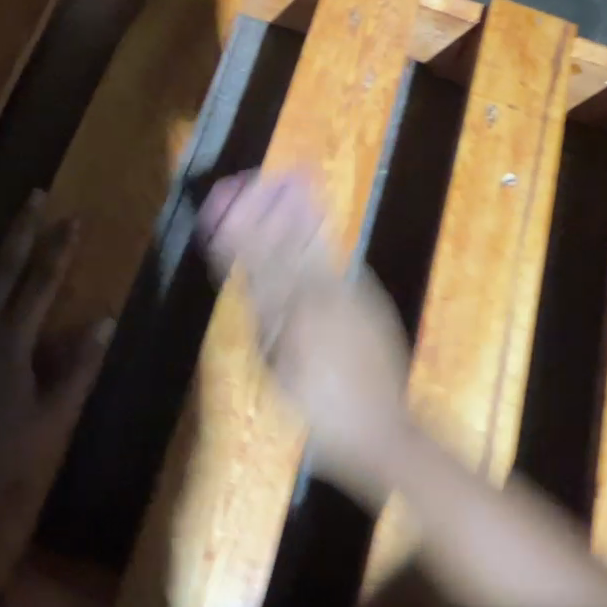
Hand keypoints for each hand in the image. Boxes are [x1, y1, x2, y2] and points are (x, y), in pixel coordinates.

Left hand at [0, 192, 112, 535]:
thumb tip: (106, 321)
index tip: (72, 218)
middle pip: (1, 268)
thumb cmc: (0, 453)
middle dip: (20, 229)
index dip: (59, 248)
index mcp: (12, 340)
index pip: (41, 281)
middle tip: (32, 196)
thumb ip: (79, 367)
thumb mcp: (51, 415)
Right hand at [198, 172, 413, 485]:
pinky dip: (322, 231)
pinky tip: (316, 212)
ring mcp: (349, 293)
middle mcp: (322, 294)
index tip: (223, 205)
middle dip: (267, 209)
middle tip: (254, 178)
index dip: (238, 232)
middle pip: (287, 244)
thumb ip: (268, 324)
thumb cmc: (322, 412)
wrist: (382, 428)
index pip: (257, 264)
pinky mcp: (367, 298)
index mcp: (294, 314)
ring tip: (293, 177)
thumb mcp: (280, 374)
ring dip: (299, 210)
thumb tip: (256, 285)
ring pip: (316, 244)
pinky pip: (335, 258)